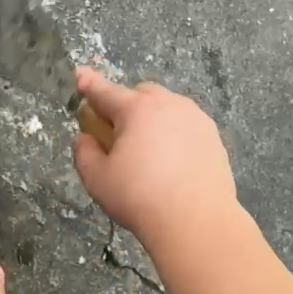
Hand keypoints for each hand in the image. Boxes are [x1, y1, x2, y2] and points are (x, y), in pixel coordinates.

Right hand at [71, 67, 242, 250]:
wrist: (194, 218)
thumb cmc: (137, 197)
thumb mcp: (97, 179)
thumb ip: (84, 154)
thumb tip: (84, 138)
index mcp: (137, 110)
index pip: (106, 92)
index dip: (89, 85)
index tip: (80, 75)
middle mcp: (169, 105)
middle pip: (141, 94)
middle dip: (125, 105)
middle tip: (115, 133)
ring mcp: (195, 118)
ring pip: (166, 108)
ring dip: (151, 120)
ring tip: (145, 152)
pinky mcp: (212, 136)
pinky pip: (184, 126)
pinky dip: (171, 135)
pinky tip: (168, 162)